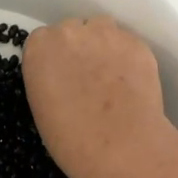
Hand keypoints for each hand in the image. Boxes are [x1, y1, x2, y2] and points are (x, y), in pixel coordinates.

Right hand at [23, 16, 174, 177]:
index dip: (50, 61)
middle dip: (76, 50)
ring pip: (102, 31)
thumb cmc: (70, 137)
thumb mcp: (41, 106)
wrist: (120, 146)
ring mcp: (108, 34)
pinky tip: (129, 85)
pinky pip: (127, 44)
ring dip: (102, 47)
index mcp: (39, 47)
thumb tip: (64, 78)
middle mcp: (71, 32)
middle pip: (72, 31)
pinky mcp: (138, 44)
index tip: (58, 79)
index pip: (41, 41)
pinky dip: (126, 59)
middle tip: (84, 80)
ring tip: (108, 79)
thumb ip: (48, 79)